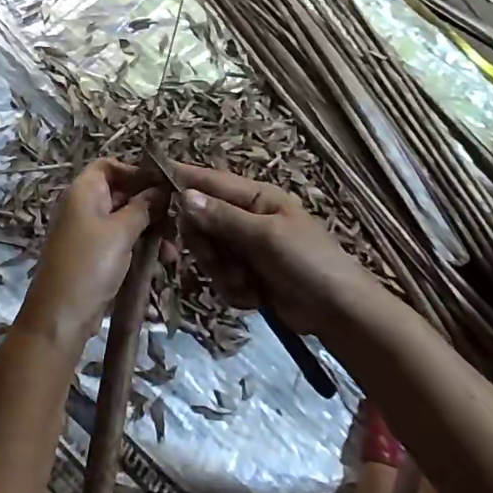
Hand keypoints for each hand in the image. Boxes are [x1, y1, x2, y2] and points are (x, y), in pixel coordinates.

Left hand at [14, 159, 165, 349]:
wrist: (62, 314)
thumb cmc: (90, 263)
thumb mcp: (121, 232)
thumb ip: (143, 207)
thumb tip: (161, 189)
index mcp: (83, 191)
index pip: (109, 165)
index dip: (136, 172)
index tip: (165, 186)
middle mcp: (84, 205)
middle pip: (121, 193)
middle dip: (151, 206)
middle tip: (178, 223)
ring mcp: (89, 231)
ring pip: (125, 219)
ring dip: (151, 230)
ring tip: (172, 251)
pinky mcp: (95, 254)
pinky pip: (122, 241)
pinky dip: (141, 247)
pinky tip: (162, 261)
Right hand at [171, 162, 369, 332]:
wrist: (341, 315)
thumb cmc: (310, 263)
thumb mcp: (266, 236)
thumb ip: (223, 217)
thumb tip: (184, 195)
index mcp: (256, 197)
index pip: (209, 180)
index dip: (181, 178)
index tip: (151, 177)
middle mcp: (246, 218)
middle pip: (199, 221)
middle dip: (206, 244)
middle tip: (220, 258)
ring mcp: (245, 248)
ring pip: (207, 252)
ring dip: (222, 271)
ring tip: (248, 283)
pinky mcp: (246, 275)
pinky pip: (219, 277)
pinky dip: (234, 289)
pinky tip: (255, 297)